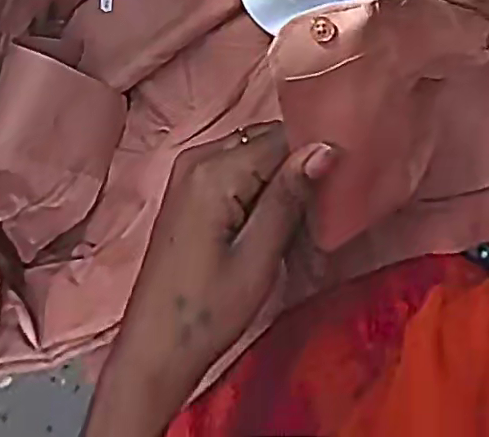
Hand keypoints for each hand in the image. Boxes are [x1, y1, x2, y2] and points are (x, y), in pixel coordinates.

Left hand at [85, 123, 335, 436]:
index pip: (280, 138)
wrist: (153, 351)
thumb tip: (325, 147)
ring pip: (253, 153)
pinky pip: (235, 167)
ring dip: (278, 179)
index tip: (335, 187)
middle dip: (295, 168)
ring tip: (296, 223)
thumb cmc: (208, 311)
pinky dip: (257, 187)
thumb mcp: (257, 257)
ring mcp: (189, 168)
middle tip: (317, 213)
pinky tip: (268, 223)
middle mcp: (198, 155)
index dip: (311, 158)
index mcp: (213, 169)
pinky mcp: (188, 186)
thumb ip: (289, 196)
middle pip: (265, 141)